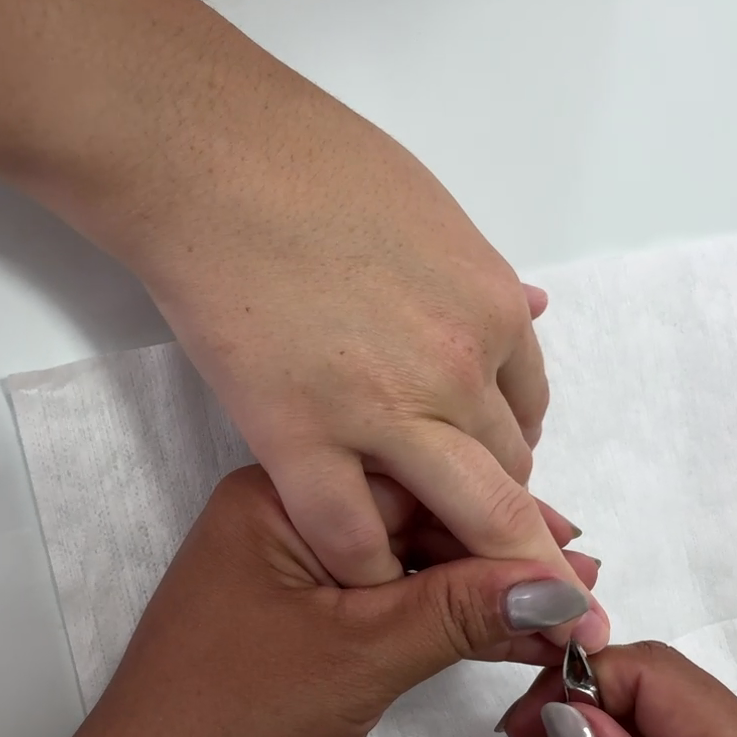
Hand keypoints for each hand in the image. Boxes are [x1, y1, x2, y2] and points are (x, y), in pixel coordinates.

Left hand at [75, 465, 599, 736]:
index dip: (495, 516)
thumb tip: (562, 587)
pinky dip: (446, 617)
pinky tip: (506, 629)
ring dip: (480, 589)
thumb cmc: (235, 722)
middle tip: (583, 577)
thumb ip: (458, 612)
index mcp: (279, 495)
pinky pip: (390, 600)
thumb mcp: (355, 655)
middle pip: (413, 520)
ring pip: (407, 563)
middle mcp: (289, 517)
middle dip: (496, 554)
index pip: (410, 482)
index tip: (574, 550)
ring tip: (562, 604)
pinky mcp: (308, 616)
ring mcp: (298, 569)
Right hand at [126, 105, 605, 646]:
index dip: (511, 453)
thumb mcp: (429, 214)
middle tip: (486, 547)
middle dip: (505, 521)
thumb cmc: (312, 162)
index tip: (492, 474)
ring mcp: (385, 410)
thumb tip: (524, 311)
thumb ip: (478, 282)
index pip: (528, 410)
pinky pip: (356, 541)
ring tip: (445, 576)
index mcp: (493, 308)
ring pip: (465, 516)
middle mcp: (460, 368)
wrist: (208, 154)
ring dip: (463, 554)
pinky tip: (372, 582)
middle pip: (509, 474)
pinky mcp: (299, 439)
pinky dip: (375, 574)